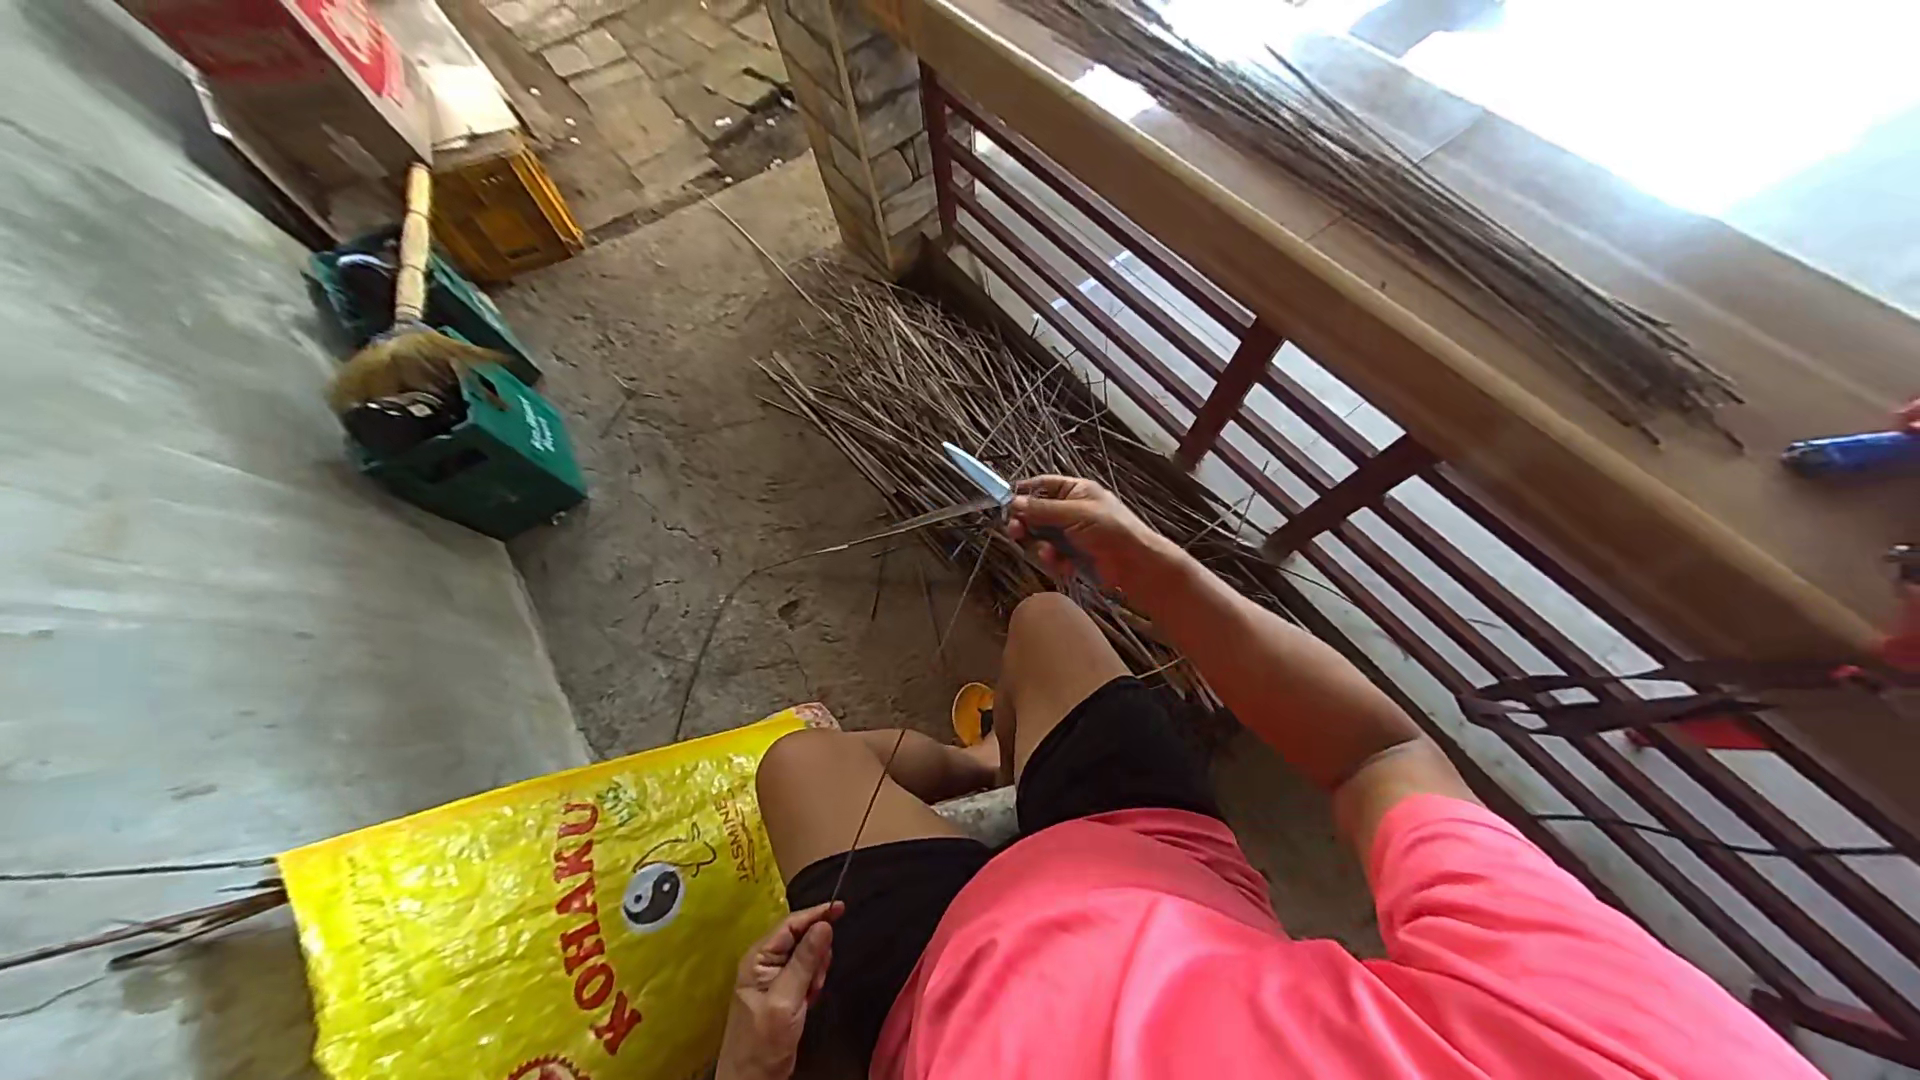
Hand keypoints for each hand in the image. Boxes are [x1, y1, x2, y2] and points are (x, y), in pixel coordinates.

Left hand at [716, 901, 842, 1079]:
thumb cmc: (763, 1043)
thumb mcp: (786, 1000)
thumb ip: (805, 961)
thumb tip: (825, 924)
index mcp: (758, 958)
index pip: (790, 924)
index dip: (816, 914)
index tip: (841, 907)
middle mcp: (765, 961)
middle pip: (801, 936)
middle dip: (815, 953)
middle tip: (816, 980)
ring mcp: (774, 975)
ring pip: (807, 954)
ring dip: (815, 970)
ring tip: (811, 994)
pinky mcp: (783, 989)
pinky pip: (806, 971)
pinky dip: (813, 981)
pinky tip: (809, 998)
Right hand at [1008, 475, 1171, 591]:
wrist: (1135, 566)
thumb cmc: (1112, 531)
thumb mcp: (1075, 514)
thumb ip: (1042, 509)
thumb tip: (1014, 502)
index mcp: (1075, 492)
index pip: (1041, 486)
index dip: (1023, 494)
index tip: (1006, 505)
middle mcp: (1070, 510)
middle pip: (1035, 514)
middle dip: (1026, 525)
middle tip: (1016, 532)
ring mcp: (1070, 534)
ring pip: (1039, 538)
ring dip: (1041, 547)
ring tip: (1050, 554)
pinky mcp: (1071, 556)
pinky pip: (1051, 556)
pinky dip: (1054, 562)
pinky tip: (1064, 566)